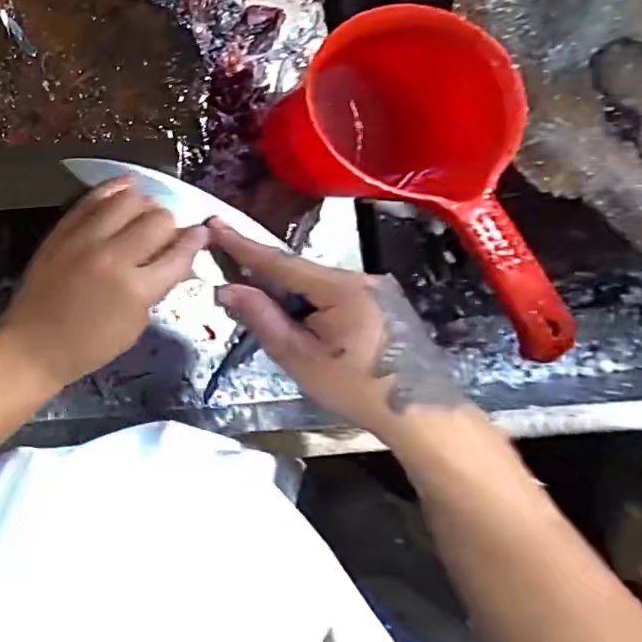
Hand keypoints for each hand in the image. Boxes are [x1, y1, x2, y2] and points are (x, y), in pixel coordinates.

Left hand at [0, 178, 208, 387]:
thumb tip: (175, 259)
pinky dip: (113, 189)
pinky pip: (93, 198)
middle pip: (158, 219)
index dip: (195, 242)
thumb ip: (157, 288)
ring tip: (145, 211)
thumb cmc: (88, 345)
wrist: (33, 345)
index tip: (200, 234)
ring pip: (129, 199)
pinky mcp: (63, 231)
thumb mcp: (134, 325)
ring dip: (144, 204)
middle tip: (166, 232)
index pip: (178, 254)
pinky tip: (127, 186)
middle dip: (169, 224)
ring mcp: (85, 239)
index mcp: (136, 288)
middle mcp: (114, 257)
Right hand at [210, 221, 409, 430]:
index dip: (243, 245)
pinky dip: (308, 299)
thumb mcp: (301, 358)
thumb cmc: (358, 390)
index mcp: (342, 288)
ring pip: (316, 282)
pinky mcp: (383, 303)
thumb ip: (263, 318)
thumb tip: (227, 289)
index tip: (215, 224)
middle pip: (299, 270)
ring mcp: (376, 289)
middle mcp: (361, 278)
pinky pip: (333, 292)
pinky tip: (295, 314)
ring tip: (257, 299)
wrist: (426, 417)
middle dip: (262, 270)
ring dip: (285, 289)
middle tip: (226, 262)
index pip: (281, 262)